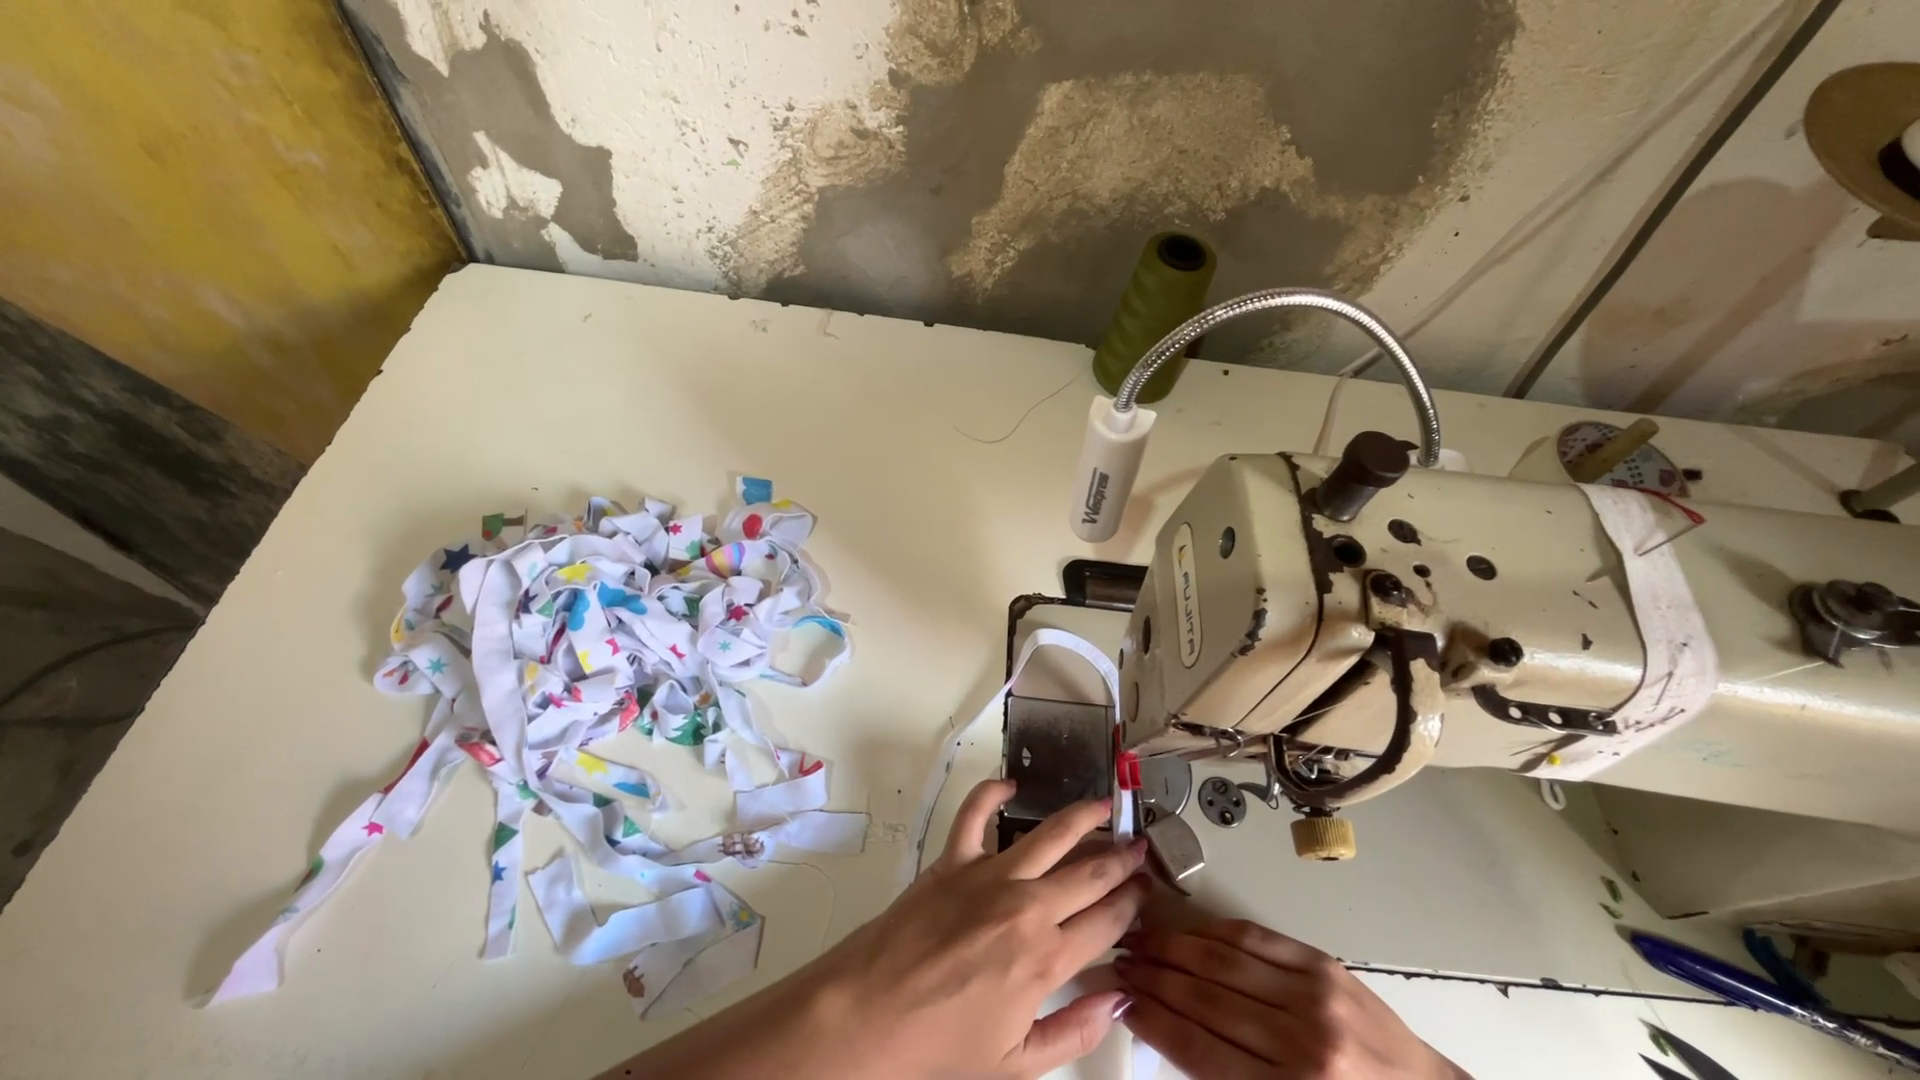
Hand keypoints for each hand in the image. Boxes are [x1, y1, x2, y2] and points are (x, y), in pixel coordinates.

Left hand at [608, 779, 1149, 1079]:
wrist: (866, 1016)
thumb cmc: (938, 1048)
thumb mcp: (1018, 1061)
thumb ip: (1075, 1030)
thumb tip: (1118, 999)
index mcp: (1047, 958)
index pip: (1108, 920)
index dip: (1134, 903)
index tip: (1146, 891)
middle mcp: (1027, 907)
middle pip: (1090, 871)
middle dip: (1122, 857)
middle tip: (1140, 847)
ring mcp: (988, 876)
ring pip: (1049, 834)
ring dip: (1082, 816)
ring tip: (1104, 805)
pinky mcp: (951, 861)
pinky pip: (975, 815)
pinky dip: (991, 792)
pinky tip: (1009, 782)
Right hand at [1115, 918, 1469, 1078]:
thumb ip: (1224, 1079)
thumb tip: (1162, 1030)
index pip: (1197, 1050)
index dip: (1151, 1022)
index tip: (1120, 1002)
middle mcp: (1299, 1043)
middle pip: (1201, 1000)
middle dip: (1151, 980)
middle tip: (1118, 965)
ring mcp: (1312, 996)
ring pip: (1220, 962)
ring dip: (1170, 949)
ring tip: (1138, 942)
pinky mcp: (1322, 964)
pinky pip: (1253, 938)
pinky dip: (1211, 932)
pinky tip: (1185, 932)